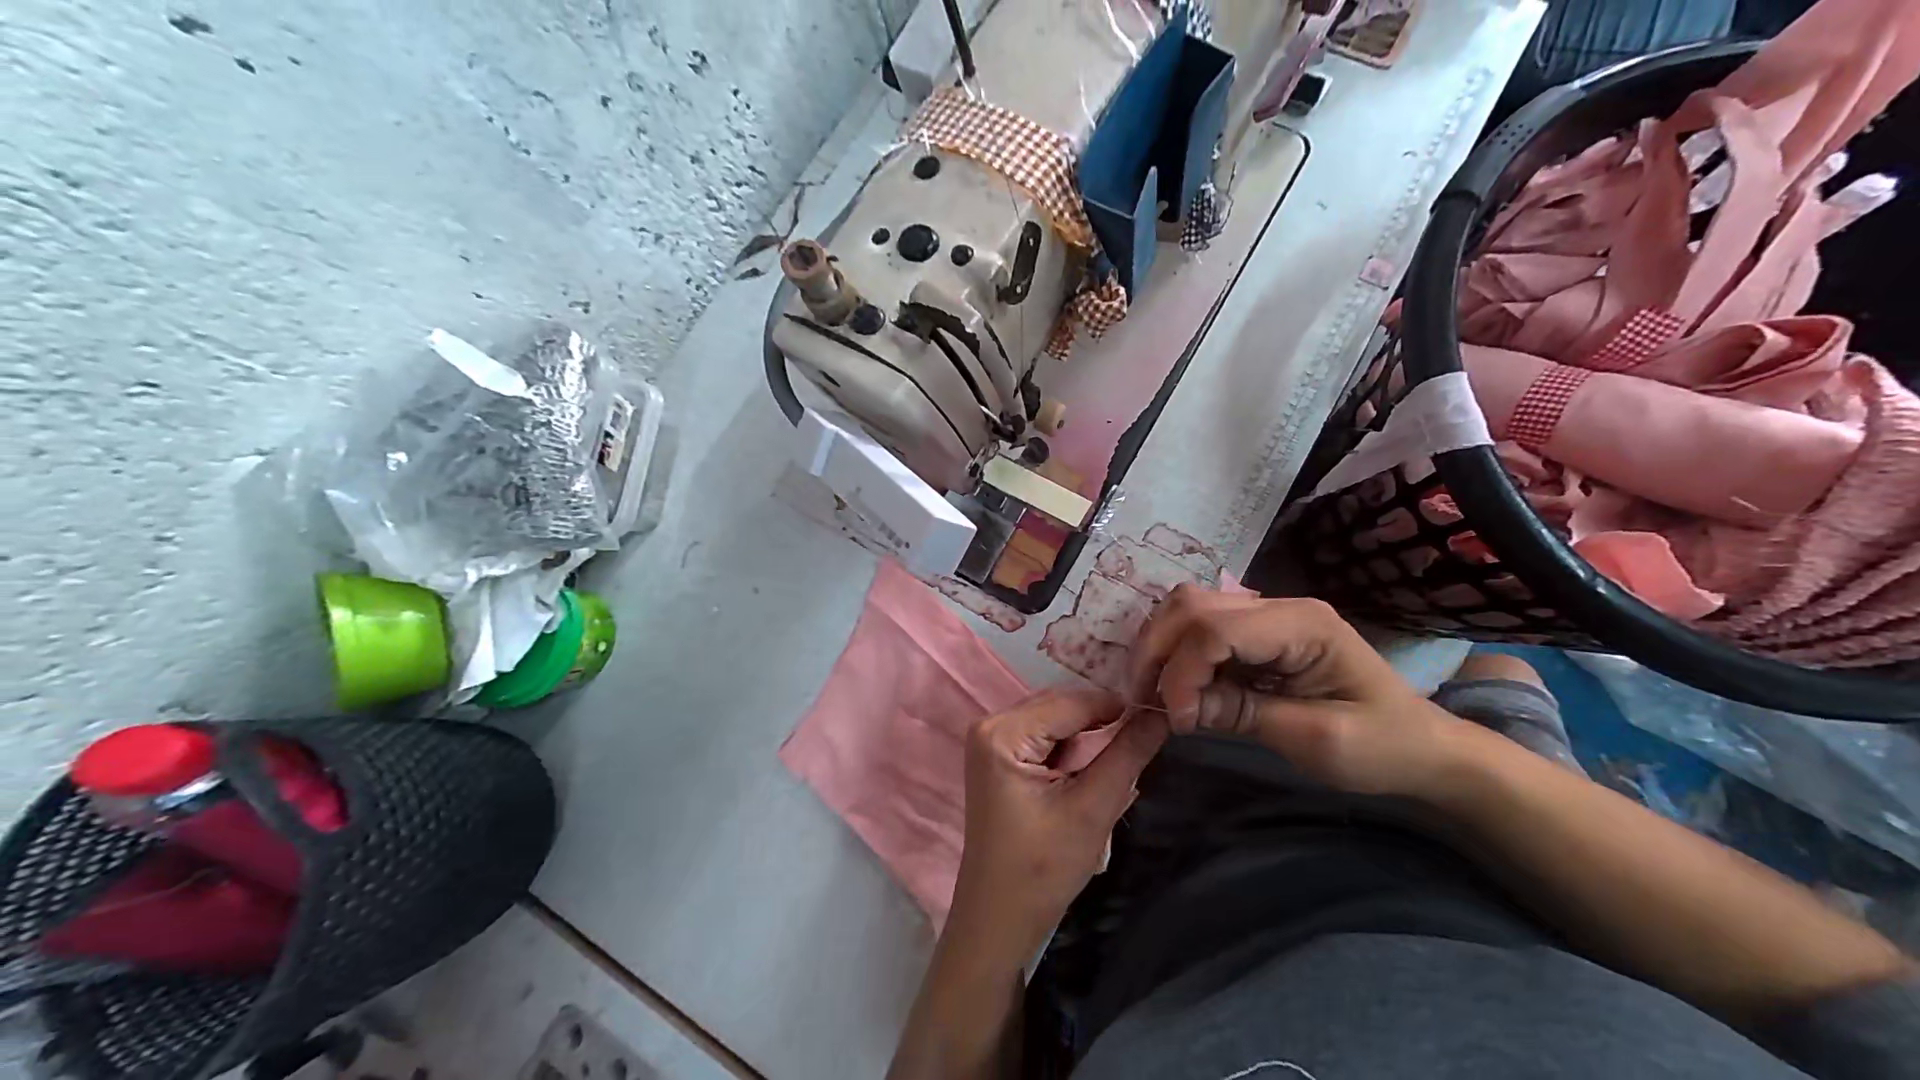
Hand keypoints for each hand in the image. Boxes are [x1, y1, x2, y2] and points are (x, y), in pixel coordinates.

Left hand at [948, 688, 1167, 963]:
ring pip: (1056, 720)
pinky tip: (1090, 775)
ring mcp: (990, 740)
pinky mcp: (998, 756)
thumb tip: (1160, 712)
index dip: (1118, 707)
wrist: (999, 916)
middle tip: (1141, 746)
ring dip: (1089, 739)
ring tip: (1118, 766)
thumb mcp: (1093, 809)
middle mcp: (990, 724)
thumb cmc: (1042, 869)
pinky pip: (1045, 736)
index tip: (1159, 718)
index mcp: (1002, 733)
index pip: (1072, 702)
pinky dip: (1072, 750)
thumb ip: (1127, 755)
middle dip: (1102, 724)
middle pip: (1061, 706)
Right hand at [1128, 586, 1467, 797]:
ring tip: (1153, 691)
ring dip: (1161, 647)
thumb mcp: (1316, 740)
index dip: (1182, 672)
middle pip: (1191, 606)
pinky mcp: (1258, 634)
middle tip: (1142, 698)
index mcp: (1303, 625)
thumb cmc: (1382, 747)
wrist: (1425, 748)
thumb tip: (1175, 707)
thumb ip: (1242, 714)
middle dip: (1157, 650)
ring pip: (1187, 609)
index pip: (1215, 630)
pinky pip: (1200, 629)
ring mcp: (1267, 616)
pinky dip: (1176, 654)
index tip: (1175, 720)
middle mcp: (1279, 607)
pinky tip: (1174, 686)